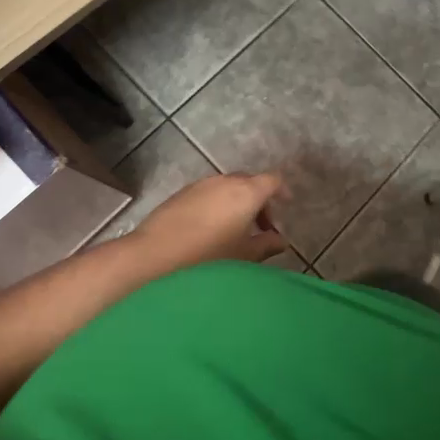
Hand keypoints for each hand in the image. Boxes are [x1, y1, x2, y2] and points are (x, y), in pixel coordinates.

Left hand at [129, 173, 288, 271]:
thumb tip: (281, 240)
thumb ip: (266, 245)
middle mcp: (225, 181)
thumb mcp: (243, 257)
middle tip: (262, 228)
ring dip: (236, 204)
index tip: (286, 208)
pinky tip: (210, 232)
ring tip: (235, 232)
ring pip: (228, 188)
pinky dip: (217, 206)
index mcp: (247, 192)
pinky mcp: (181, 194)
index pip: (273, 180)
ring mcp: (201, 185)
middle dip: (259, 201)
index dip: (282, 191)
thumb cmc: (208, 259)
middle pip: (250, 182)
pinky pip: (208, 194)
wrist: (153, 257)